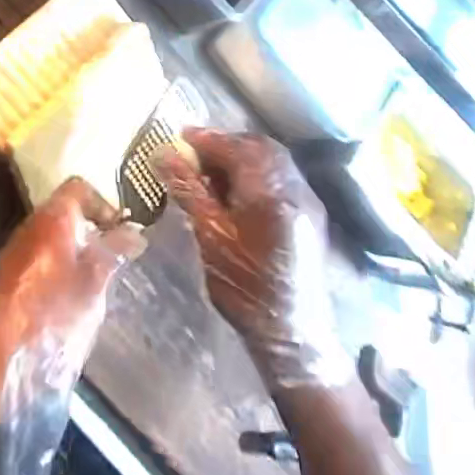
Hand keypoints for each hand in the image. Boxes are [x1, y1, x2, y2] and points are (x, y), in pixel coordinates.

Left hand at [0, 177, 145, 385]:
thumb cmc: (51, 306)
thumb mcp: (92, 282)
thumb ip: (113, 253)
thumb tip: (135, 232)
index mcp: (56, 215)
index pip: (80, 187)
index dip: (103, 203)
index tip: (119, 228)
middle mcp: (34, 220)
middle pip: (67, 208)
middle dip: (91, 225)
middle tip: (112, 252)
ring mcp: (20, 241)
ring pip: (54, 230)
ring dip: (75, 244)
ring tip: (95, 273)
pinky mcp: (12, 264)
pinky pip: (42, 248)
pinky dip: (59, 258)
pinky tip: (70, 287)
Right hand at [161, 130, 353, 388]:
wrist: (294, 336)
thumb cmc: (245, 287)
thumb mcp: (210, 237)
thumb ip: (189, 190)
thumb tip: (164, 155)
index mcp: (269, 192)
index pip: (235, 147)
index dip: (205, 139)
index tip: (178, 138)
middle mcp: (295, 187)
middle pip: (258, 146)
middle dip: (225, 144)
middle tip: (193, 154)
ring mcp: (308, 199)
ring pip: (272, 159)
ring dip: (241, 156)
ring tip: (211, 171)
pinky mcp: (311, 213)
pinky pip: (282, 175)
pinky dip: (257, 171)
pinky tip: (236, 190)